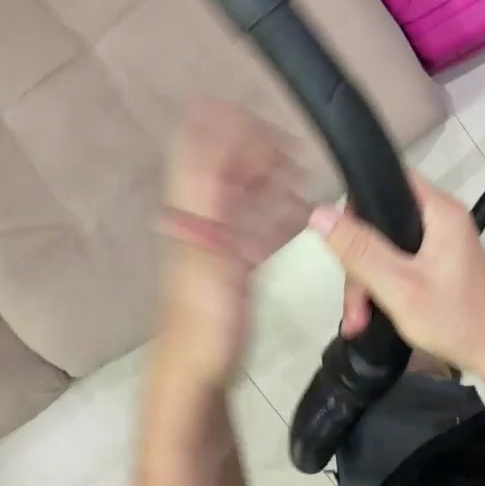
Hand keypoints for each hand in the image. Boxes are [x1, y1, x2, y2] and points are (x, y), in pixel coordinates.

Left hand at [157, 101, 308, 381]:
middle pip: (222, 176)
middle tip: (284, 139)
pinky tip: (290, 212)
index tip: (228, 105)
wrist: (194, 380)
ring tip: (292, 164)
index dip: (208, 131)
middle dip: (249, 151)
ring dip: (264, 178)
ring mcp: (217, 248)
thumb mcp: (204, 273)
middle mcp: (201, 227)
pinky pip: (254, 231)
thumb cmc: (201, 331)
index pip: (197, 162)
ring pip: (240, 201)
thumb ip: (209, 219)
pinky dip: (272, 214)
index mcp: (191, 220)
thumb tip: (206, 176)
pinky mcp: (232, 271)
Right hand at [308, 173, 484, 375]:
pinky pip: (400, 263)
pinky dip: (384, 287)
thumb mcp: (398, 287)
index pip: (388, 180)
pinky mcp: (441, 263)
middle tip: (355, 304)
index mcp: (439, 211)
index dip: (358, 205)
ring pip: (387, 247)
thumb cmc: (453, 319)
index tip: (342, 243)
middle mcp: (442, 218)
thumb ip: (360, 250)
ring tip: (359, 320)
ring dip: (368, 283)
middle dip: (360, 263)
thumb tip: (319, 213)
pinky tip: (370, 316)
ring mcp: (442, 242)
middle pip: (382, 220)